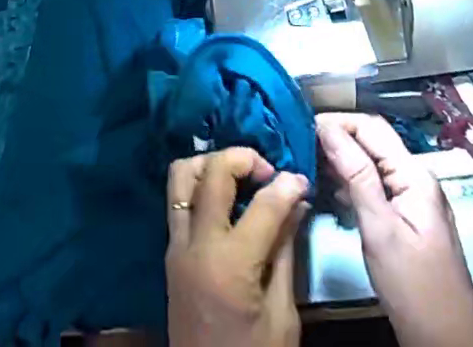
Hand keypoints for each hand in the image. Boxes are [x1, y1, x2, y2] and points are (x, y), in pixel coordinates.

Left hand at [166, 148, 309, 346]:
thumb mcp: (282, 314)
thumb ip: (285, 250)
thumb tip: (295, 201)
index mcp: (230, 264)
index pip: (263, 203)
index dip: (288, 184)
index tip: (302, 179)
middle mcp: (196, 244)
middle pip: (212, 171)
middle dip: (244, 158)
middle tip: (269, 173)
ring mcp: (176, 245)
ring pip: (181, 174)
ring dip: (212, 163)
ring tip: (241, 177)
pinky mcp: (170, 251)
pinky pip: (178, 198)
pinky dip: (200, 183)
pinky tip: (225, 195)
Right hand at [318, 114, 472, 346]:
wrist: (448, 340)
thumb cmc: (414, 286)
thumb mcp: (380, 229)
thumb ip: (356, 175)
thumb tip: (328, 129)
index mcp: (414, 174)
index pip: (371, 127)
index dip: (336, 121)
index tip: (301, 126)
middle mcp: (414, 177)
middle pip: (372, 141)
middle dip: (337, 135)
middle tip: (299, 141)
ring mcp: (410, 197)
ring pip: (371, 161)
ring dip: (340, 156)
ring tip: (306, 159)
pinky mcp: (404, 216)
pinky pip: (373, 184)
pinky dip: (349, 179)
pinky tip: (327, 186)